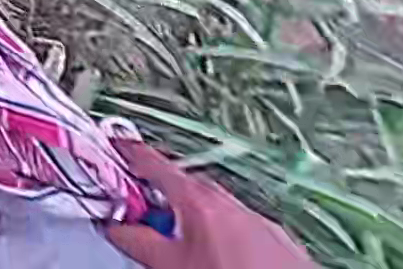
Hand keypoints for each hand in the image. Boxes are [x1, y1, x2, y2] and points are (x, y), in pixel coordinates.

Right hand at [103, 139, 315, 268]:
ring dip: (195, 211)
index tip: (113, 145)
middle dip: (162, 188)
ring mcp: (265, 225)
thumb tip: (116, 227)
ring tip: (186, 237)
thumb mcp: (170, 265)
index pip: (150, 160)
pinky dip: (226, 230)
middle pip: (184, 181)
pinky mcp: (289, 249)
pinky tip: (227, 255)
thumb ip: (135, 239)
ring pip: (217, 204)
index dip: (126, 150)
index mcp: (197, 199)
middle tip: (144, 205)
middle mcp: (231, 204)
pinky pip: (245, 225)